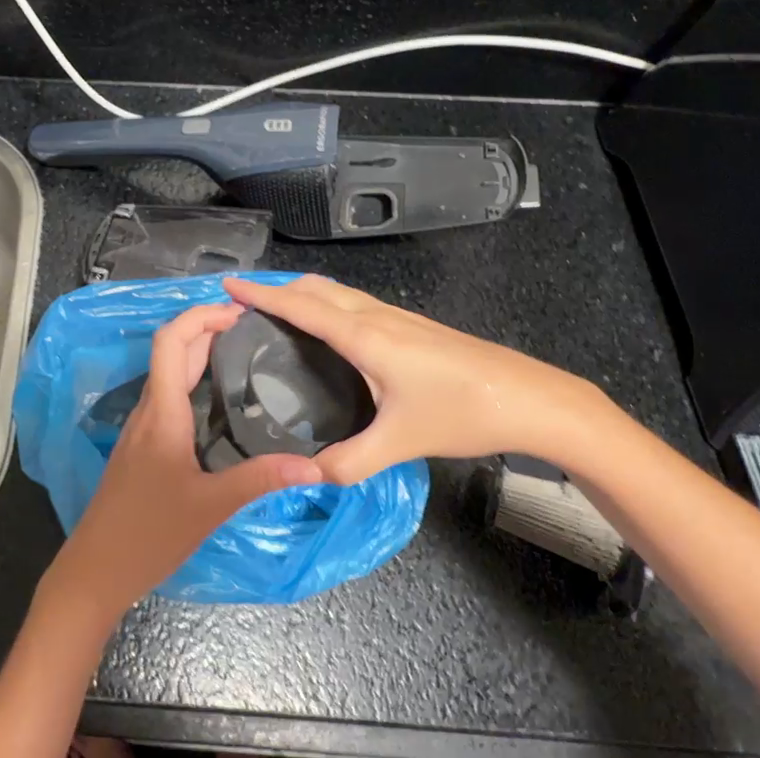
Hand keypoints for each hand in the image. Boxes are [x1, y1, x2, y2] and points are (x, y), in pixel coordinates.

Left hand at [43, 303, 323, 617]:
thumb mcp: (211, 507)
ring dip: (199, 356)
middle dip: (208, 330)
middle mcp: (148, 412)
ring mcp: (141, 430)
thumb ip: (260, 480)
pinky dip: (193, 385)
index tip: (240, 312)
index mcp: (162, 413)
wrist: (97, 568)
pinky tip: (222, 407)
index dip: (200, 316)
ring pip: (169, 376)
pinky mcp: (142, 448)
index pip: (171, 342)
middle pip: (171, 352)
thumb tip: (315, 465)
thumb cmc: (149, 534)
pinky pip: (168, 399)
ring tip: (246, 358)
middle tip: (255, 330)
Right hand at [223, 275, 607, 482]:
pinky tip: (331, 330)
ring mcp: (399, 318)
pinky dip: (328, 303)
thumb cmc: (462, 413)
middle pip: (317, 289)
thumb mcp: (400, 443)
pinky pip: (356, 303)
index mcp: (365, 337)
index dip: (262, 294)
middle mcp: (377, 317)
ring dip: (304, 293)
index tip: (228, 283)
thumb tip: (308, 475)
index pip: (301, 307)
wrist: (531, 400)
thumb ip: (349, 462)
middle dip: (278, 287)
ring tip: (279, 310)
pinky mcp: (414, 327)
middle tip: (245, 301)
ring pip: (339, 293)